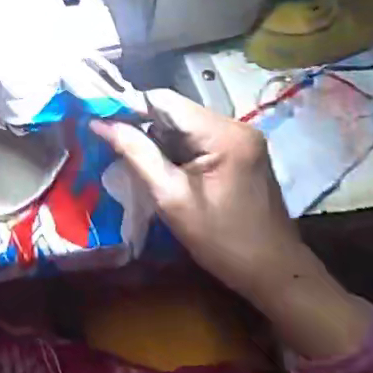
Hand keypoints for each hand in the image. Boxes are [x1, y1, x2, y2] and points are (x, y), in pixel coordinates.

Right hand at [93, 90, 369, 358]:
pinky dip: (174, 147)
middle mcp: (236, 125)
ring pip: (183, 123)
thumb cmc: (222, 241)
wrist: (274, 272)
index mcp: (223, 133)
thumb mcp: (171, 198)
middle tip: (109, 141)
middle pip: (174, 110)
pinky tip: (160, 167)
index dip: (127, 106)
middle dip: (140, 123)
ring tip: (130, 156)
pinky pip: (196, 137)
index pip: (164, 100)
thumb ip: (136, 154)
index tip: (98, 119)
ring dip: (156, 137)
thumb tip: (100, 123)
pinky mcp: (240, 150)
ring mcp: (241, 137)